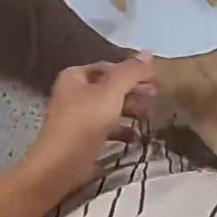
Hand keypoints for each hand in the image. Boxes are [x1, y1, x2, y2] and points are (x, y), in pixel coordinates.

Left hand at [20, 56, 156, 193]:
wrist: (61, 164)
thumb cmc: (84, 121)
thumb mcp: (111, 91)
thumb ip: (131, 72)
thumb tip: (149, 52)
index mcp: (75, 77)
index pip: (108, 67)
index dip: (132, 72)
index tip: (155, 80)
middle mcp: (73, 94)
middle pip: (110, 88)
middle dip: (133, 92)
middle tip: (155, 97)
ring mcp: (77, 117)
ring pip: (109, 108)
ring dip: (130, 111)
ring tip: (149, 117)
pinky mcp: (83, 139)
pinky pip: (106, 129)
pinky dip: (122, 131)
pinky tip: (136, 137)